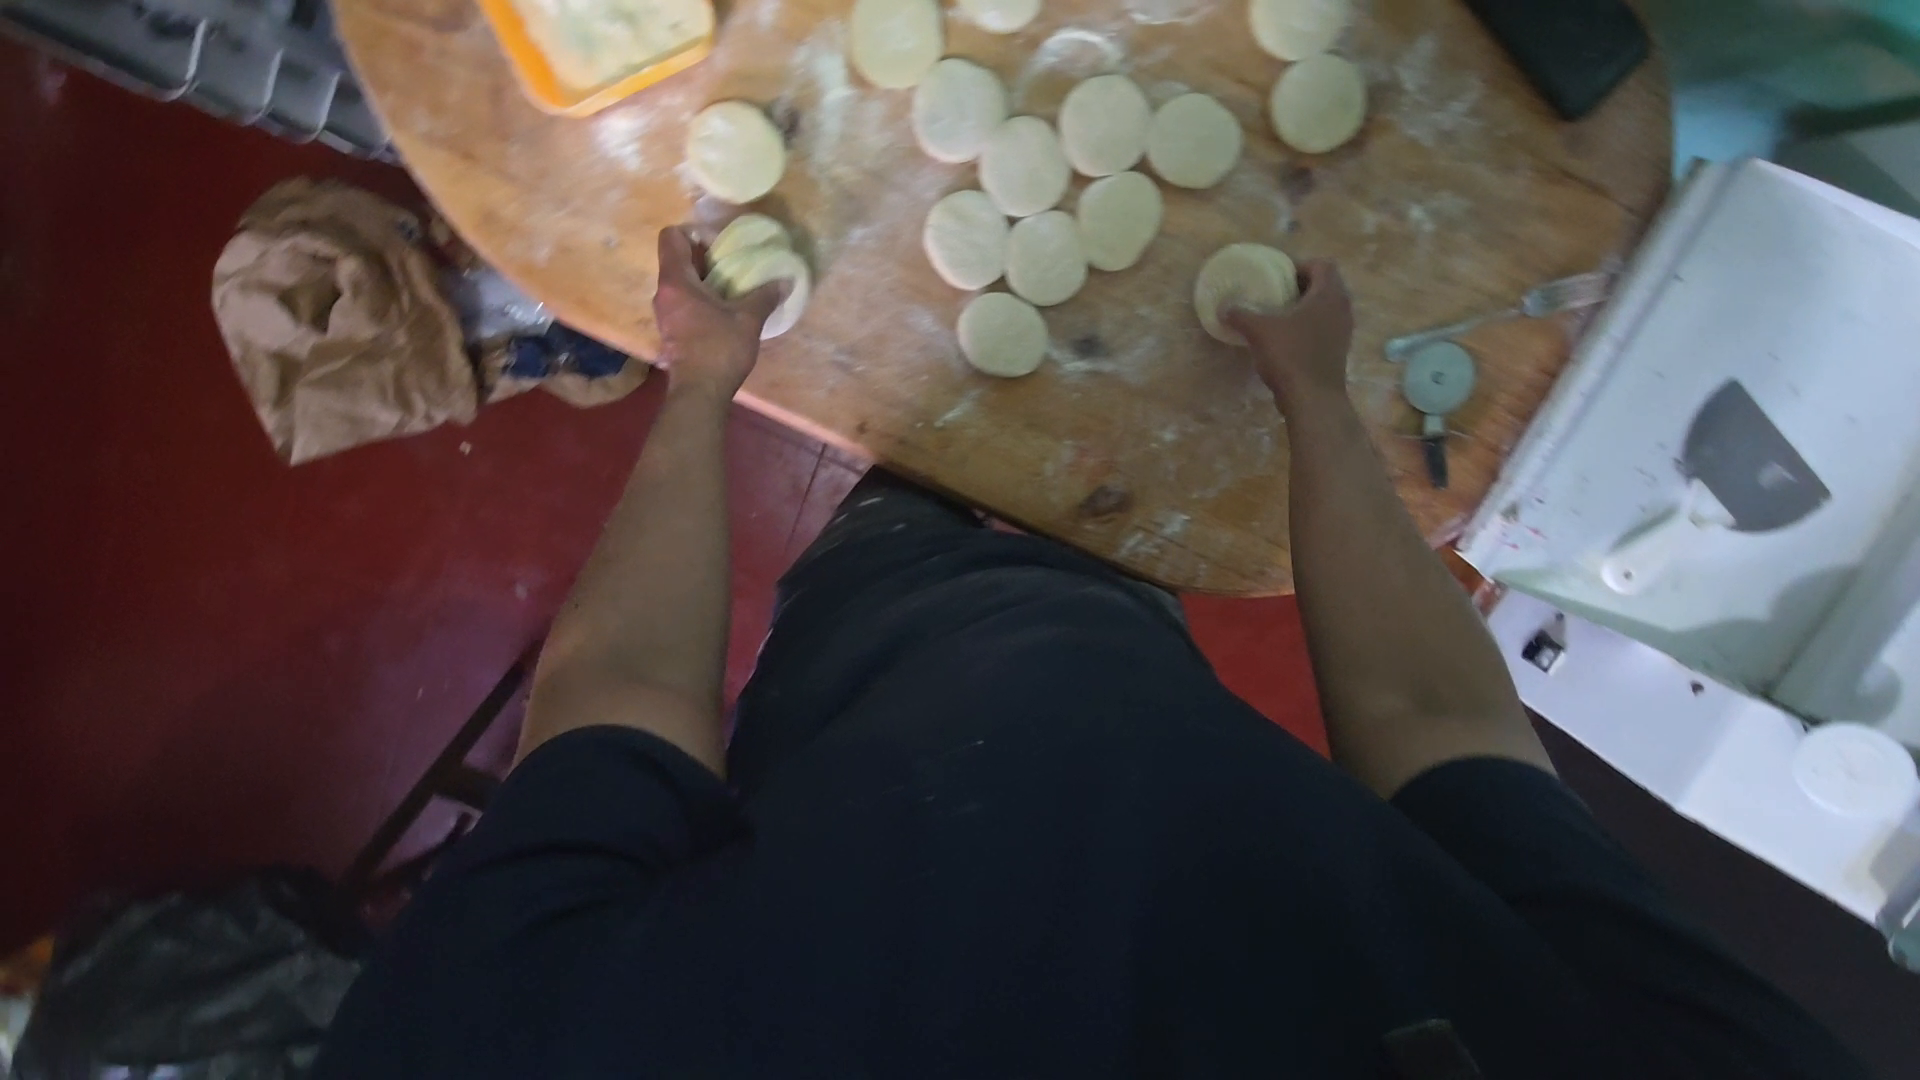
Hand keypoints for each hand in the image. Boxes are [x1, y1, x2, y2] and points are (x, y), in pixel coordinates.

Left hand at [653, 226, 783, 399]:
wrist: (700, 392)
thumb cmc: (720, 349)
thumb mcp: (748, 319)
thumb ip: (764, 296)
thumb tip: (785, 280)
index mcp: (676, 281)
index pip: (671, 237)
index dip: (693, 233)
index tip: (718, 245)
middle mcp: (664, 293)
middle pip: (676, 260)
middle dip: (702, 258)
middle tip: (730, 266)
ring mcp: (665, 315)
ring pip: (679, 284)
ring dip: (702, 282)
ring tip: (730, 290)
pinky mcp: (671, 332)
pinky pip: (682, 304)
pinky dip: (699, 301)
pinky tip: (722, 313)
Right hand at [1224, 259, 1353, 411]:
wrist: (1312, 398)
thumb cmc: (1290, 356)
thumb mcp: (1259, 332)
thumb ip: (1241, 316)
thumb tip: (1223, 307)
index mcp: (1328, 295)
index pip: (1322, 265)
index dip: (1300, 265)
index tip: (1279, 276)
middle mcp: (1342, 307)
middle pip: (1326, 284)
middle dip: (1302, 285)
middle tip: (1277, 293)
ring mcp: (1344, 330)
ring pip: (1327, 306)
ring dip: (1307, 306)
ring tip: (1281, 315)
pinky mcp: (1339, 349)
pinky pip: (1326, 326)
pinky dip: (1310, 325)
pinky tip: (1289, 338)